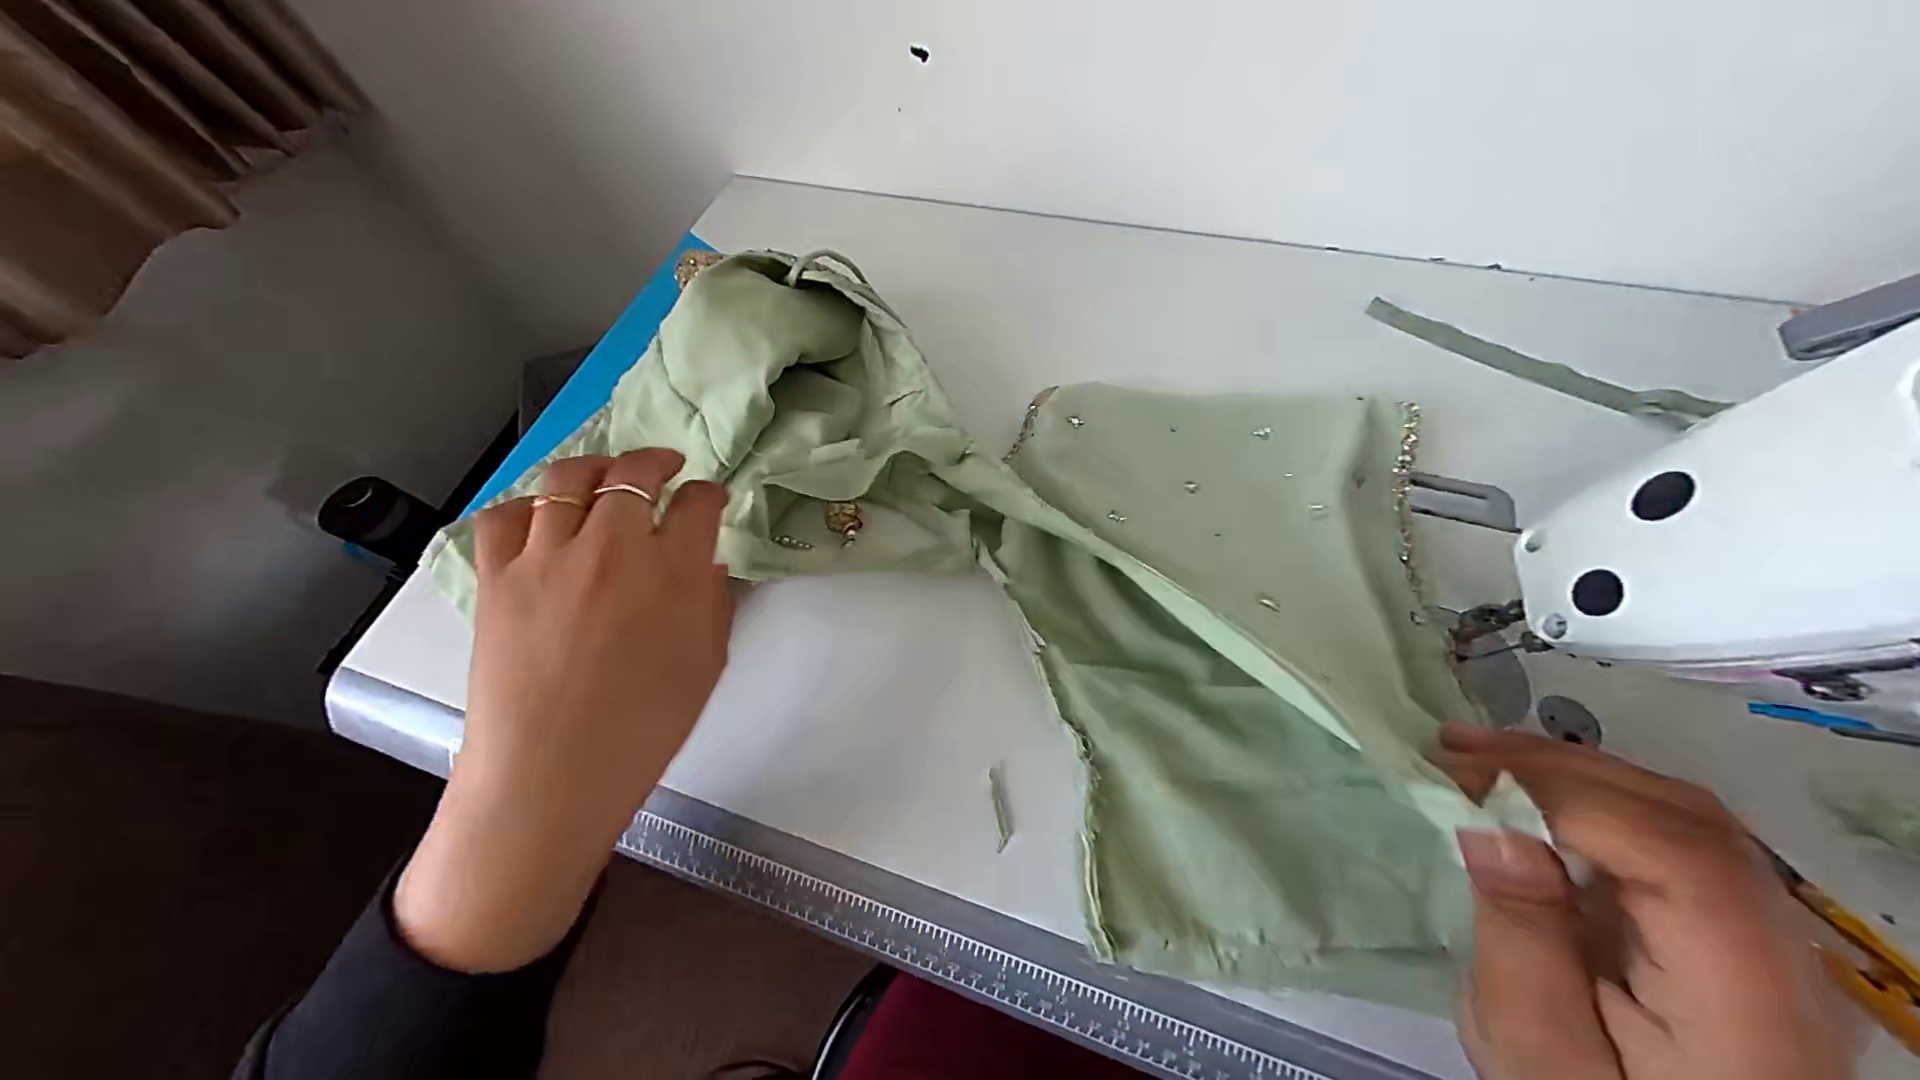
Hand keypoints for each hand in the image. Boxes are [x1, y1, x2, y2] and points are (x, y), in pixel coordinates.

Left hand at [396, 449, 732, 971]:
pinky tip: (544, 518)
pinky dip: (529, 505)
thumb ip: (714, 601)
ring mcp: (548, 557)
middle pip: (634, 473)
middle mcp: (612, 548)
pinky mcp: (498, 576)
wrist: (554, 773)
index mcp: (673, 572)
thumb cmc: (646, 724)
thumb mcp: (707, 661)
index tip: (711, 497)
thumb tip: (706, 563)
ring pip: (569, 478)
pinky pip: (506, 515)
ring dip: (596, 468)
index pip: (698, 504)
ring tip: (606, 476)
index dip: (709, 492)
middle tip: (666, 468)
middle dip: (657, 461)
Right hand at [1434, 724, 1852, 1079]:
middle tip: (1449, 752)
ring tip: (1468, 752)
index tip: (1459, 782)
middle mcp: (1783, 955)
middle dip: (1555, 770)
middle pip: (1686, 822)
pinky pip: (1660, 829)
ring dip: (1564, 769)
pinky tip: (1520, 784)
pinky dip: (1581, 791)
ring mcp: (1762, 932)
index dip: (1566, 798)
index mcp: (1748, 1002)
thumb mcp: (1535, 1047)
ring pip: (1676, 812)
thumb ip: (1520, 944)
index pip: (1684, 861)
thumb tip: (1490, 830)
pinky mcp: (1721, 920)